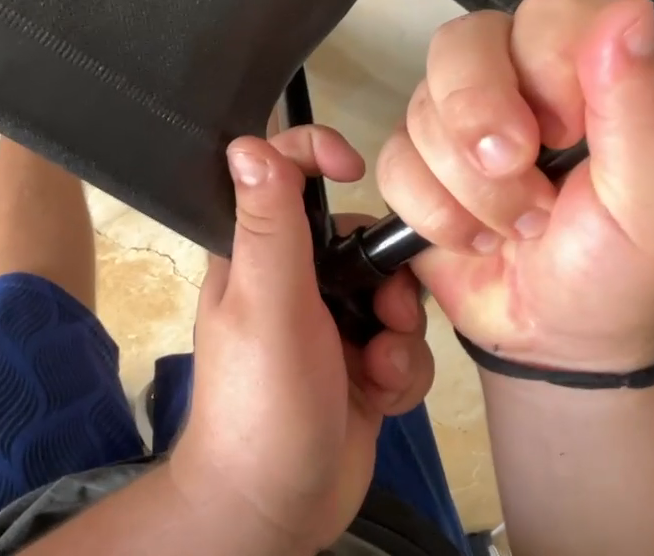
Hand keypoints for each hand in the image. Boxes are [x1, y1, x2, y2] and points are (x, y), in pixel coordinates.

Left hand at [169, 127, 435, 552]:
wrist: (277, 508)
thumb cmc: (262, 400)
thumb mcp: (268, 306)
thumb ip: (268, 227)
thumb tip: (249, 144)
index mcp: (256, 250)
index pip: (281, 170)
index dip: (315, 153)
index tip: (354, 168)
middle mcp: (293, 276)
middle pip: (359, 237)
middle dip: (386, 276)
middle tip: (387, 316)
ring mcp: (330, 321)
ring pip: (392, 292)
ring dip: (401, 334)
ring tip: (382, 371)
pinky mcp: (361, 361)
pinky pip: (404, 342)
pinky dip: (403, 371)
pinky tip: (382, 398)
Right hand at [376, 0, 653, 372]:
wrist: (558, 339)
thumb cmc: (622, 267)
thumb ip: (645, 107)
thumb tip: (630, 11)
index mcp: (583, 69)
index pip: (546, 12)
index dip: (546, 65)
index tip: (570, 132)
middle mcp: (514, 78)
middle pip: (459, 43)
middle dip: (477, 117)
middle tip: (517, 171)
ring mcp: (454, 117)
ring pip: (420, 108)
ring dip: (469, 188)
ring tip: (517, 227)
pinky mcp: (411, 160)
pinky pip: (392, 162)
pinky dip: (433, 213)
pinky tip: (472, 237)